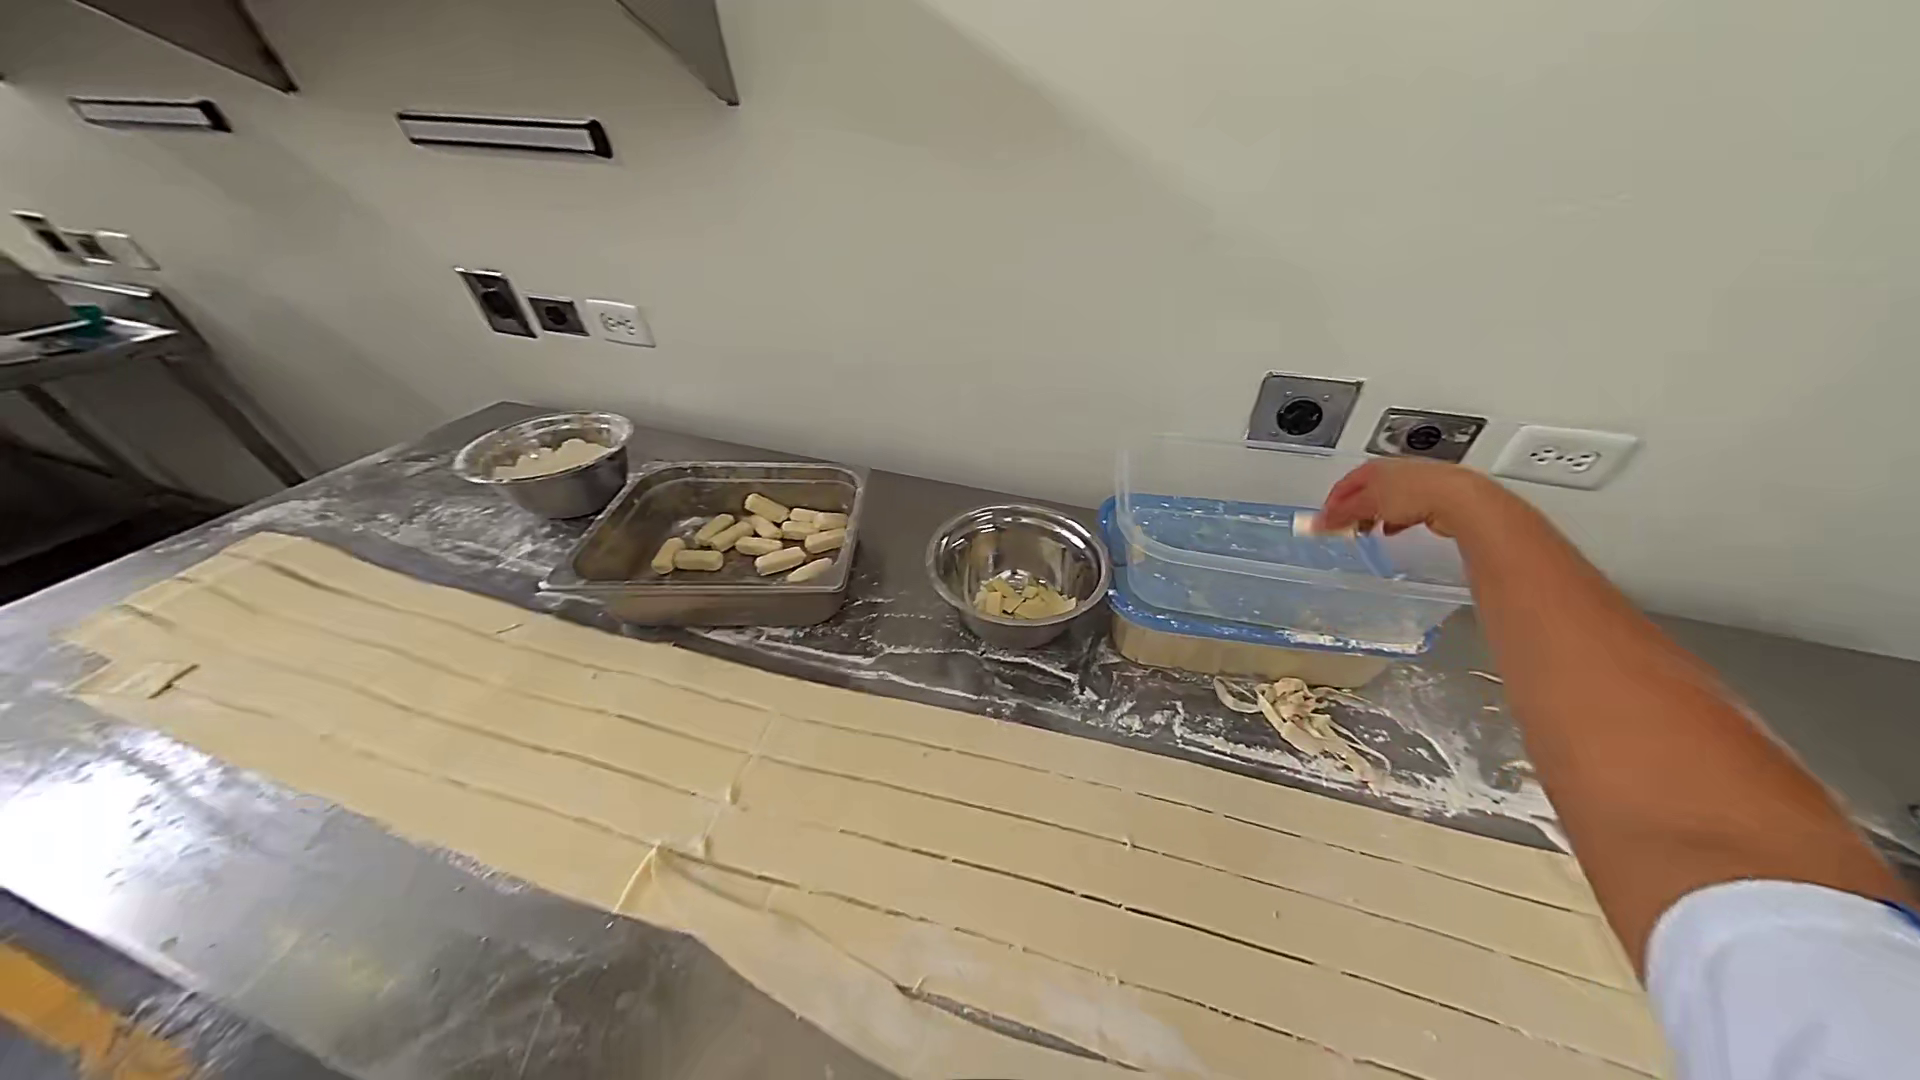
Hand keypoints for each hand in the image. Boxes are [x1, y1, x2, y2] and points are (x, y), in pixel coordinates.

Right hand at [1318, 459, 1507, 538]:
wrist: (1459, 500)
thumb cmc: (1414, 493)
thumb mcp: (1367, 503)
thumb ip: (1342, 513)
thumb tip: (1320, 521)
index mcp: (1376, 467)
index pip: (1345, 484)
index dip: (1332, 502)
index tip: (1324, 520)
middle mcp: (1396, 471)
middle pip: (1365, 490)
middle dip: (1353, 508)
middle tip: (1343, 524)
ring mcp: (1416, 483)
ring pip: (1386, 500)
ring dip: (1373, 514)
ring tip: (1367, 528)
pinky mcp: (1433, 498)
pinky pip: (1405, 510)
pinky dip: (1394, 520)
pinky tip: (1392, 529)